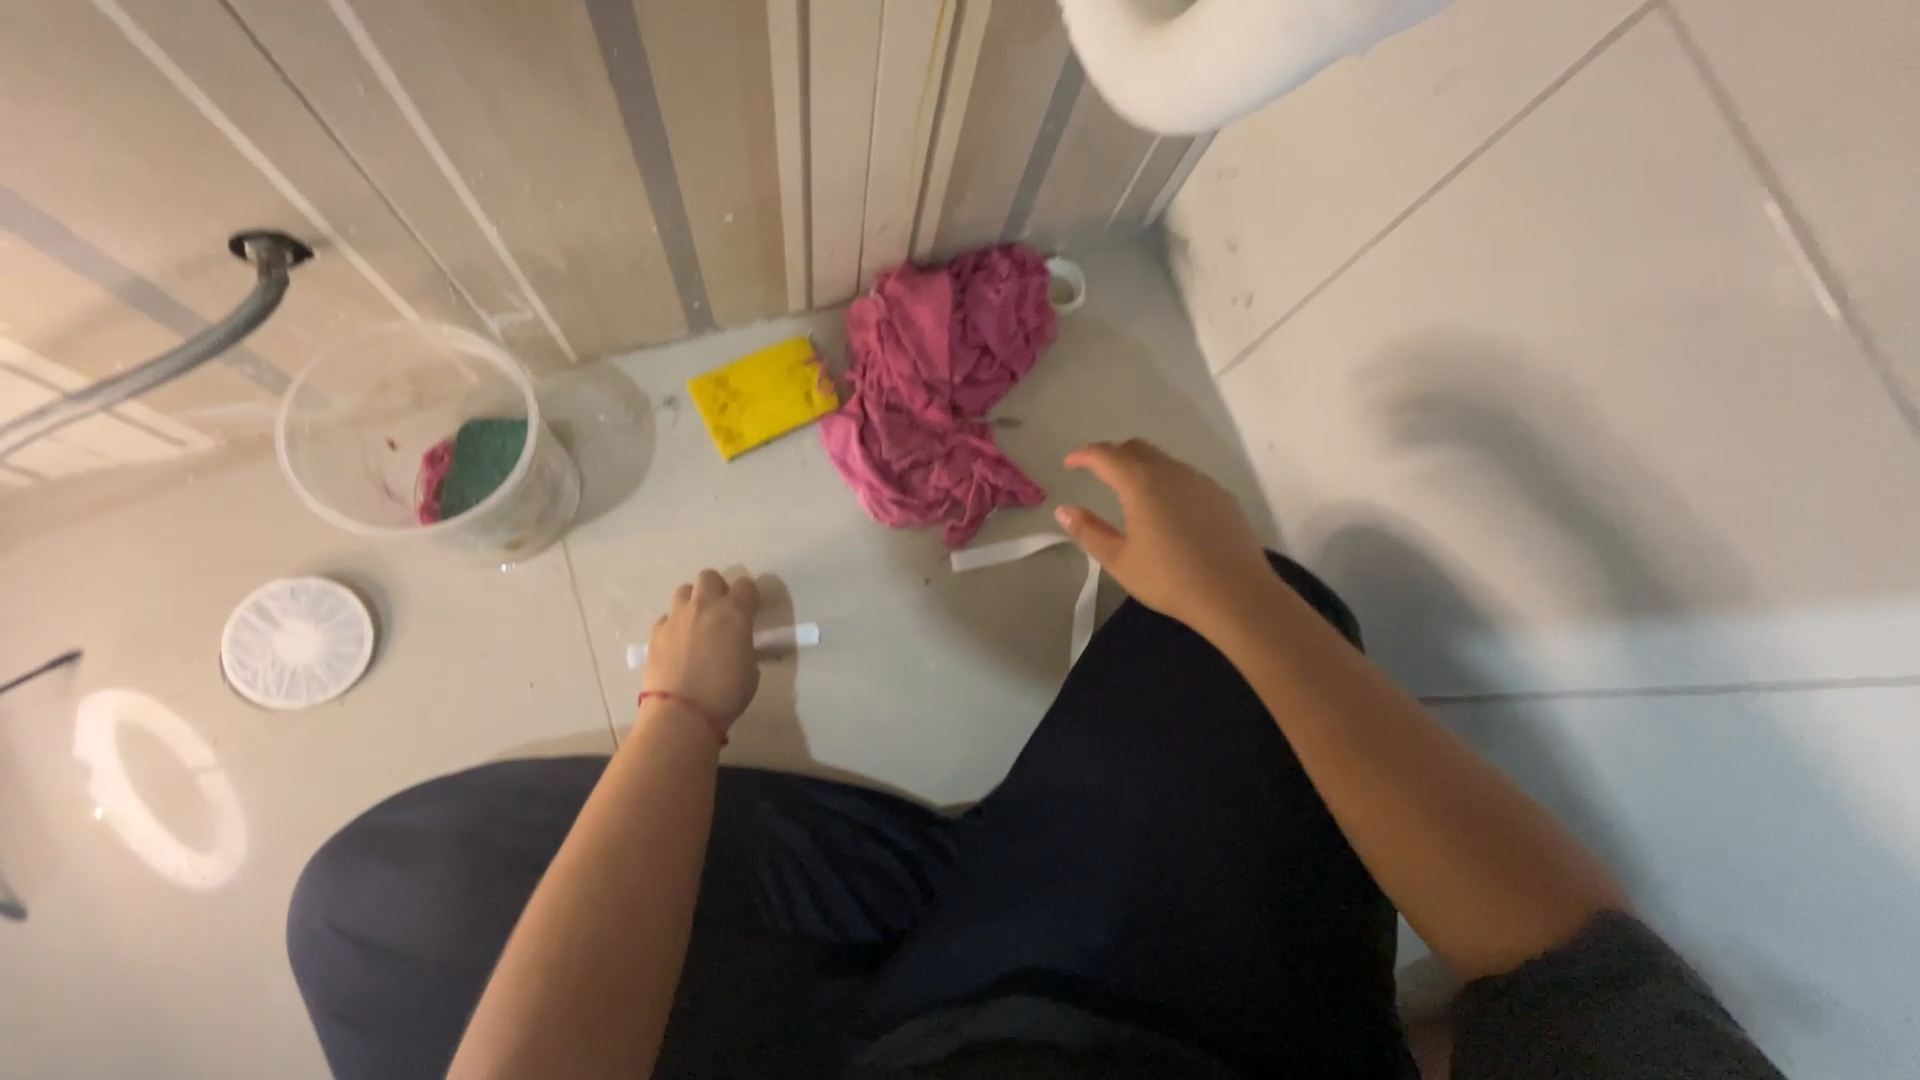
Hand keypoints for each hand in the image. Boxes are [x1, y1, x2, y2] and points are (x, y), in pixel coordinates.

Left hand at [641, 570, 760, 730]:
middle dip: (717, 588)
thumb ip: (744, 647)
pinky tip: (678, 644)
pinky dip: (674, 625)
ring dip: (693, 602)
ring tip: (697, 623)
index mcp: (735, 613)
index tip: (751, 610)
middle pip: (709, 577)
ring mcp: (677, 618)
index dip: (750, 596)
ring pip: (684, 591)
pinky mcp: (656, 633)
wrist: (682, 712)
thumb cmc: (726, 694)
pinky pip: (667, 618)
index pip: (746, 585)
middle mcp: (705, 607)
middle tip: (721, 610)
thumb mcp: (751, 669)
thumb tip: (736, 645)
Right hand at [1055, 439, 1274, 633]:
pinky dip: (1168, 483)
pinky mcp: (1222, 497)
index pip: (1106, 455)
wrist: (1236, 594)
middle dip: (1113, 455)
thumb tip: (1064, 510)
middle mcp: (1172, 473)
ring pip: (1165, 462)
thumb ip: (1089, 532)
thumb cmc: (1170, 580)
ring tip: (1132, 494)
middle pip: (1137, 449)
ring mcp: (1202, 482)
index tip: (1071, 463)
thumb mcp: (1119, 561)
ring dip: (1143, 468)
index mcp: (1141, 484)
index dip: (1084, 455)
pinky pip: (1188, 478)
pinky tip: (1170, 512)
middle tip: (1098, 474)